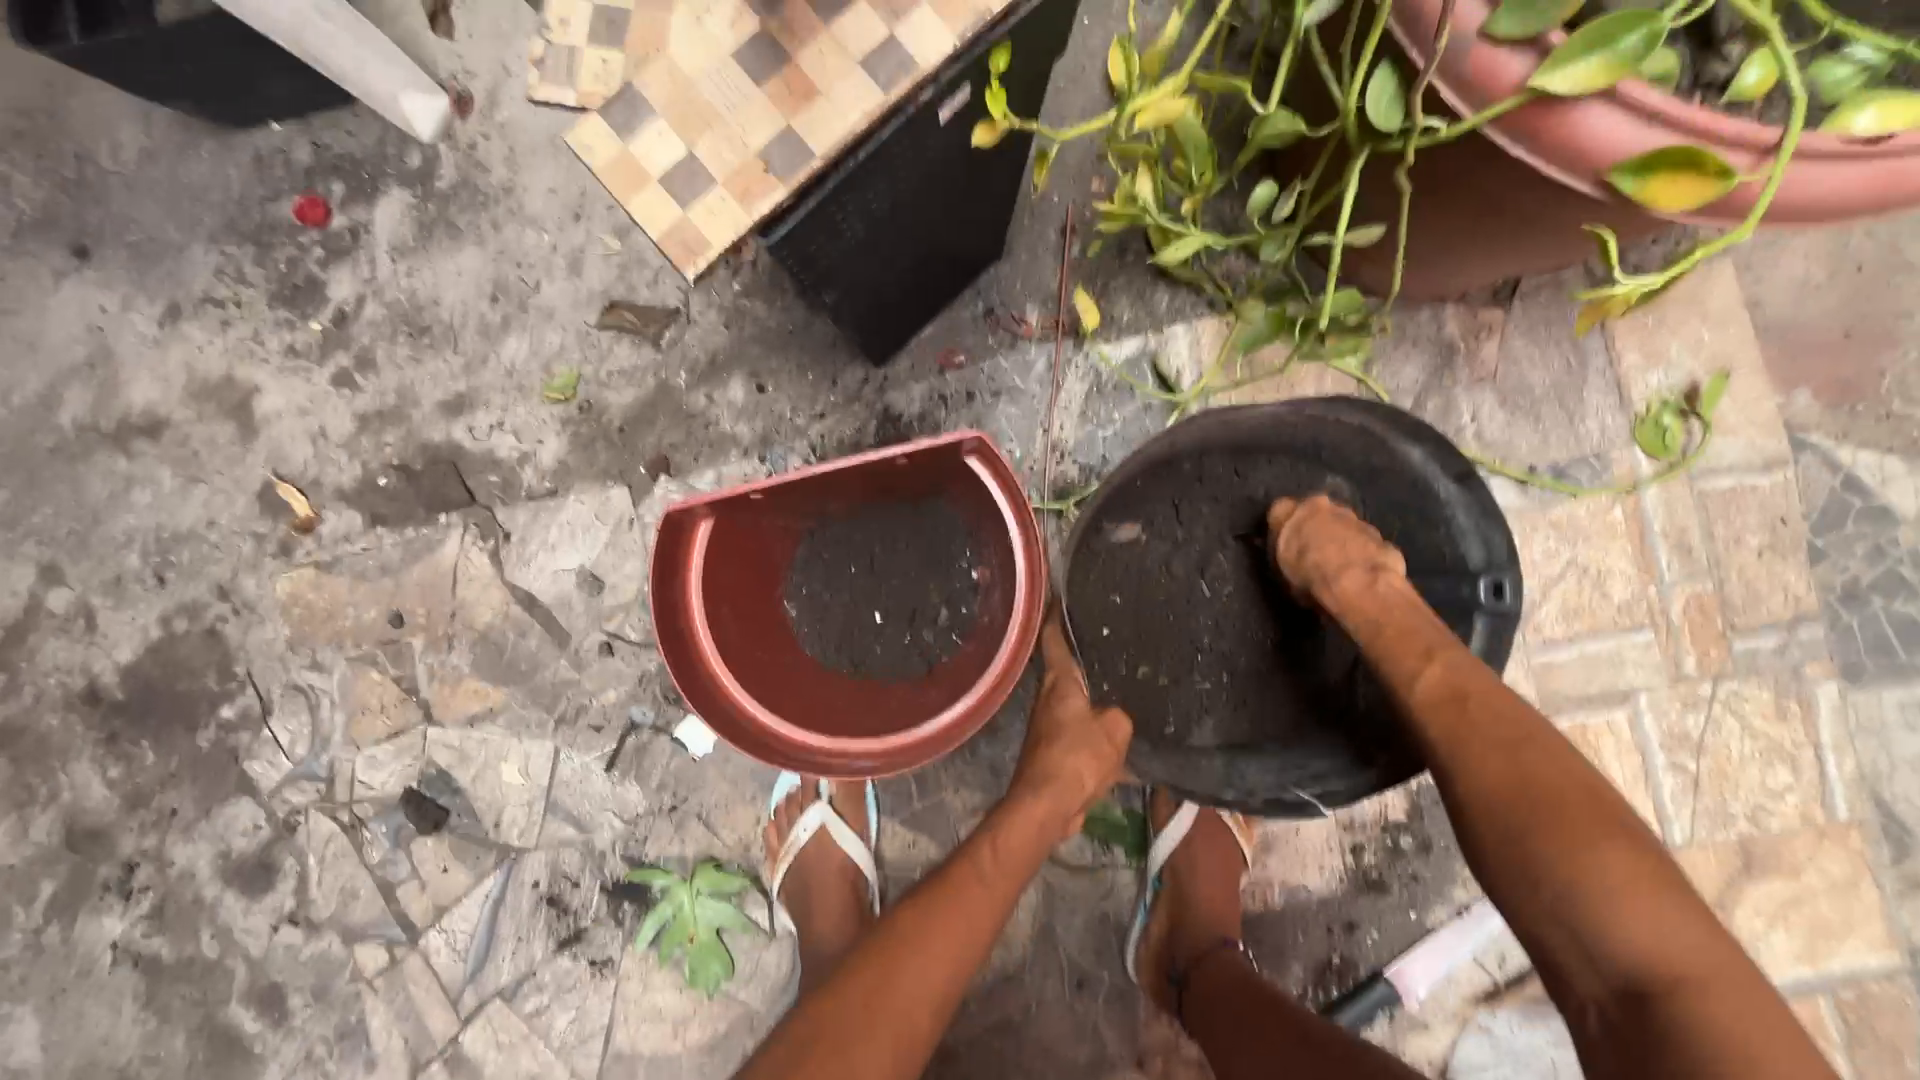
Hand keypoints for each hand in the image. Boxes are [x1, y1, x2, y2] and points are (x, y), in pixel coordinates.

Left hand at [1007, 606, 1131, 841]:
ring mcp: (1049, 727)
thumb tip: (1115, 717)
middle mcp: (1048, 699)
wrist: (1047, 805)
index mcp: (1059, 683)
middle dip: (1082, 656)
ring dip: (1093, 696)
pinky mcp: (1055, 753)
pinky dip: (1096, 731)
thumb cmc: (1077, 757)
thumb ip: (1120, 715)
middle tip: (1108, 640)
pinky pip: (1081, 733)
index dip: (1055, 615)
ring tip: (1121, 685)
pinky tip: (1119, 736)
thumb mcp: (1114, 730)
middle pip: (1065, 670)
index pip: (1053, 639)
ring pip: (1075, 703)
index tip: (1058, 595)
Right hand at [1267, 495, 1406, 602]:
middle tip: (1311, 555)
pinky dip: (1362, 556)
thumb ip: (1286, 554)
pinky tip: (1359, 576)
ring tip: (1338, 569)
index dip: (1281, 528)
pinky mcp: (1382, 540)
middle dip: (1315, 530)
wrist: (1361, 586)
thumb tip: (1290, 558)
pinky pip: (1366, 545)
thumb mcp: (1283, 570)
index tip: (1282, 544)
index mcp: (1301, 510)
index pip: (1281, 510)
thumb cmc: (1311, 576)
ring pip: (1345, 528)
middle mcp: (1331, 508)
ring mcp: (1360, 522)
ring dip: (1341, 542)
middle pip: (1318, 514)